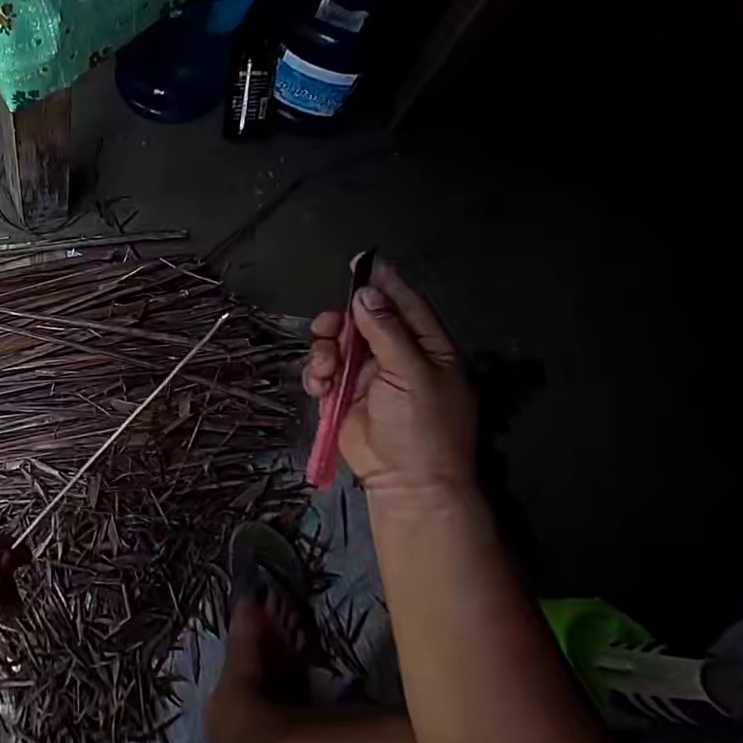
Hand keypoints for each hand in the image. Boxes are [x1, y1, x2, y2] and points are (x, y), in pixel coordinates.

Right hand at [302, 260, 476, 507]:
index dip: (384, 283)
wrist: (405, 481)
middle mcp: (395, 356)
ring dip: (326, 351)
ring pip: (336, 345)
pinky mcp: (342, 396)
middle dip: (342, 322)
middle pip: (361, 321)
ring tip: (327, 368)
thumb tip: (366, 294)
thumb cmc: (421, 426)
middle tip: (329, 326)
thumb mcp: (412, 373)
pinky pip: (322, 373)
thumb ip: (386, 332)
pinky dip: (316, 376)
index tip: (363, 262)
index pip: (404, 305)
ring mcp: (366, 377)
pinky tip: (321, 387)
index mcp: (425, 348)